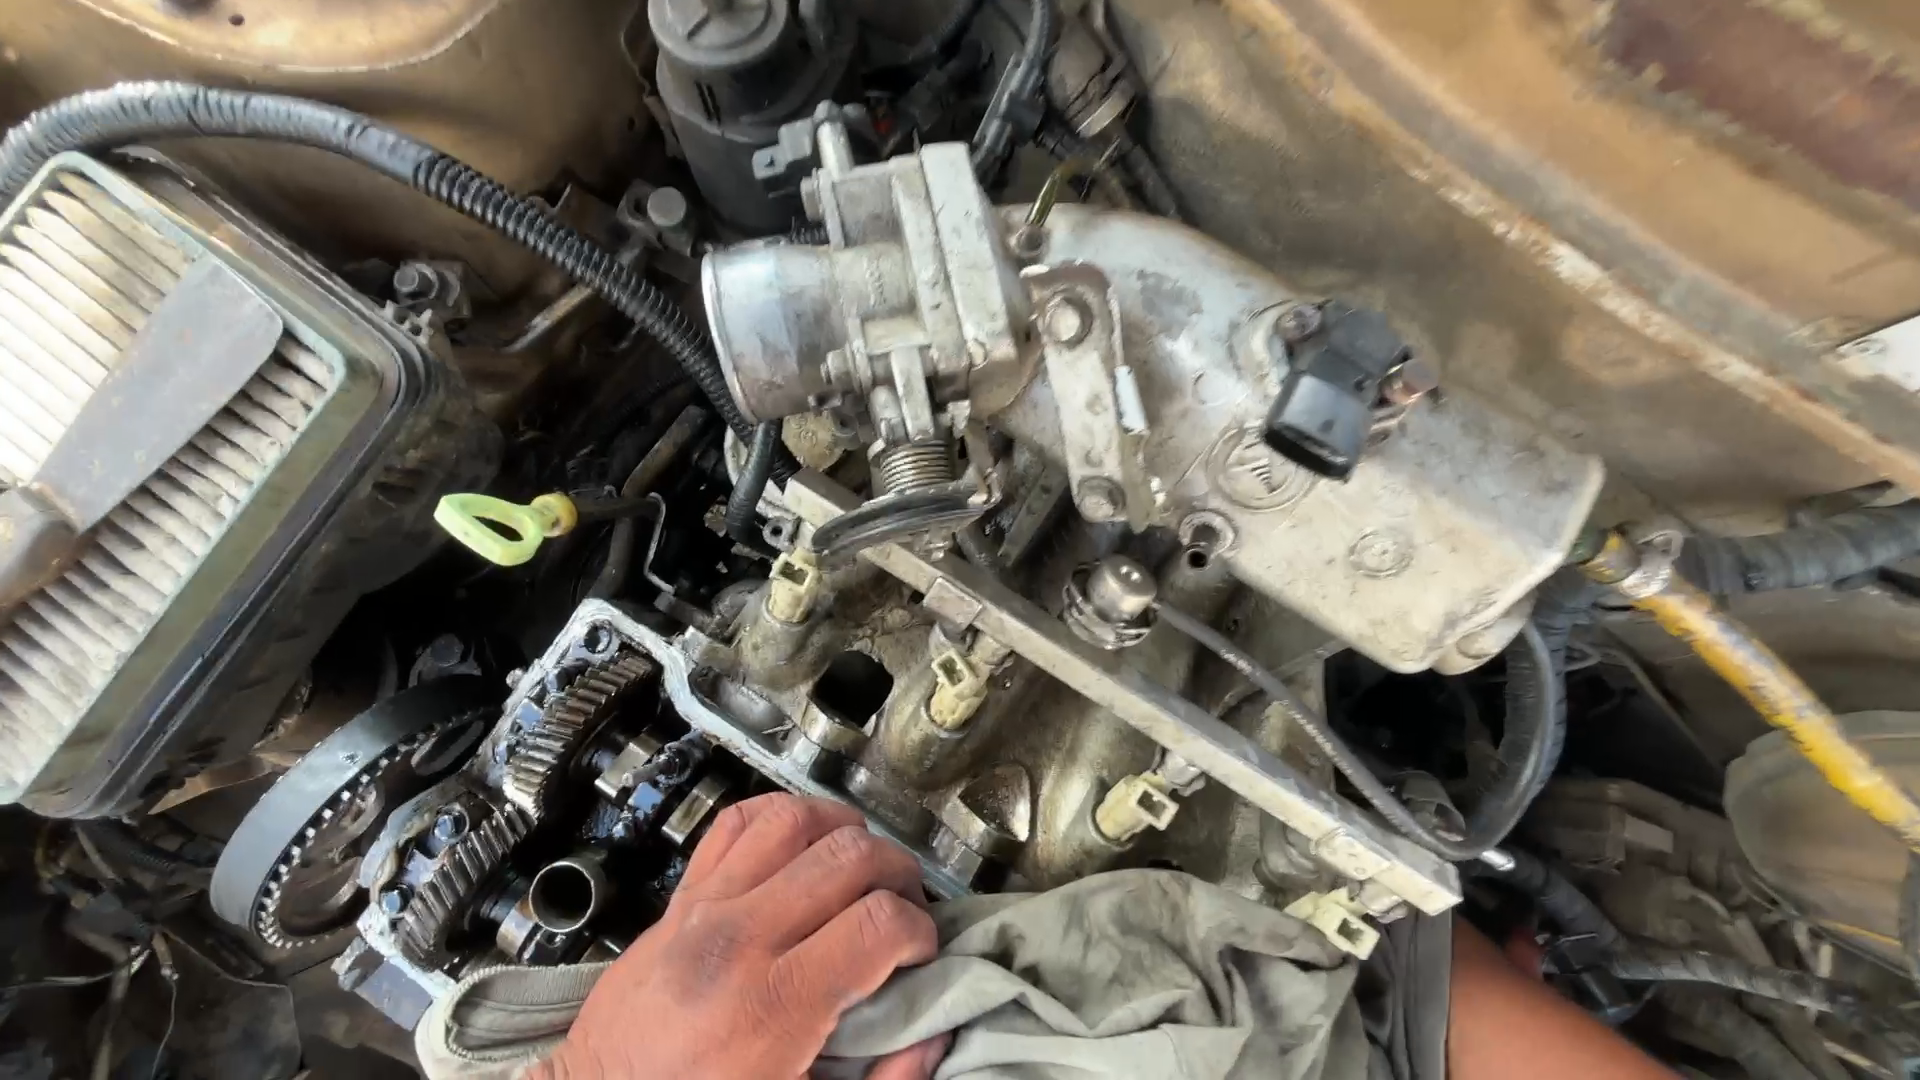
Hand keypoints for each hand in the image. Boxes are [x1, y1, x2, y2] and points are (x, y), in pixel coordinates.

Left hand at [534, 793, 946, 1079]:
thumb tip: (930, 1031)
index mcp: (771, 1009)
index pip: (876, 925)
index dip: (919, 931)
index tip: (921, 950)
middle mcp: (738, 939)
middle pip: (847, 858)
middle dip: (898, 872)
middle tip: (905, 905)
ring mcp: (703, 905)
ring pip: (794, 820)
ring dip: (846, 830)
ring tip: (863, 863)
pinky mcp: (681, 893)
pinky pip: (737, 821)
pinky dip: (782, 815)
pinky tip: (804, 841)